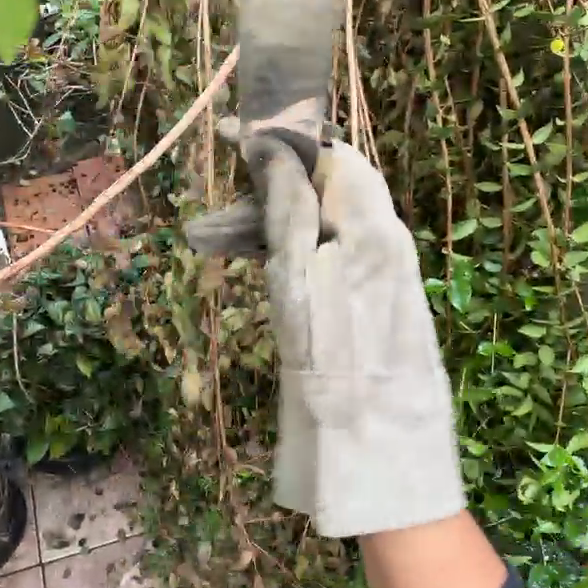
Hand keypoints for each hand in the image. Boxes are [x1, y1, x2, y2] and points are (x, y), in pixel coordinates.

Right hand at [187, 126, 463, 537]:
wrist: (378, 451)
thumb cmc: (335, 367)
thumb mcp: (298, 280)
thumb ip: (290, 211)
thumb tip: (275, 150)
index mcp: (376, 228)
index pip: (335, 160)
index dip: (288, 143)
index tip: (237, 136)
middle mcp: (381, 243)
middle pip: (320, 195)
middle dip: (264, 194)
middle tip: (212, 208)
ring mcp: (375, 275)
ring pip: (314, 229)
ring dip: (264, 229)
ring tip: (205, 241)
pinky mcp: (362, 303)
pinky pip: (320, 260)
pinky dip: (282, 257)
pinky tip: (245, 261)